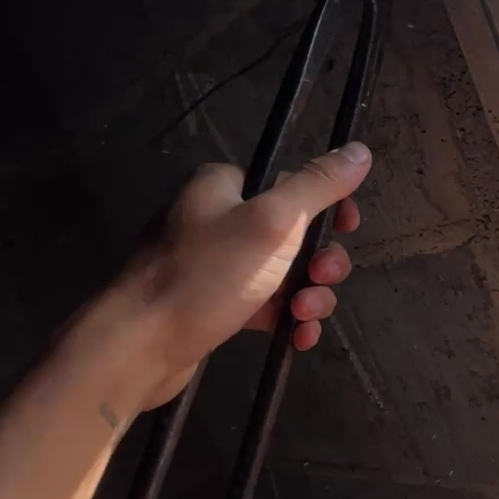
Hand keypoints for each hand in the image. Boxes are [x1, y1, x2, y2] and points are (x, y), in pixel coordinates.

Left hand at [124, 142, 370, 409]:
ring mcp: (217, 266)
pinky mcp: (216, 306)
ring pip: (287, 274)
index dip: (330, 206)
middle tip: (321, 280)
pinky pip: (268, 306)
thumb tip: (361, 150)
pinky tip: (297, 337)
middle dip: (321, 262)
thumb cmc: (207, 275)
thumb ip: (320, 185)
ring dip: (310, 296)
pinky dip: (289, 319)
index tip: (349, 229)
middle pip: (298, 233)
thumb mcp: (275, 221)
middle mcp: (219, 220)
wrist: (137, 348)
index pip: (294, 184)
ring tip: (304, 317)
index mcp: (227, 187)